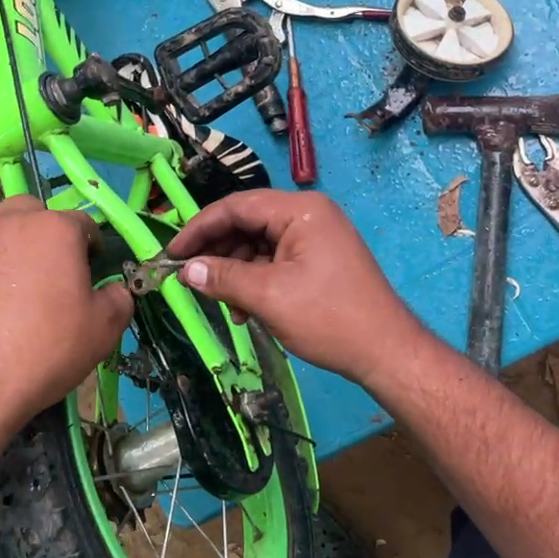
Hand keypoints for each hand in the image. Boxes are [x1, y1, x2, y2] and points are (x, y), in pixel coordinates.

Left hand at [0, 196, 131, 427]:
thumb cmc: (41, 352)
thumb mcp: (102, 332)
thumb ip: (118, 300)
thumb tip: (116, 291)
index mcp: (55, 229)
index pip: (84, 224)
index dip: (92, 250)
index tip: (90, 277)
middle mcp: (11, 221)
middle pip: (35, 214)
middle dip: (47, 235)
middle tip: (50, 277)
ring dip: (11, 244)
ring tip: (13, 287)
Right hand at [169, 190, 427, 384]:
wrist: (387, 352)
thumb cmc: (328, 317)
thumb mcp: (268, 297)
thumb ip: (223, 278)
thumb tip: (185, 270)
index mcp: (300, 209)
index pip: (237, 205)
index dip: (200, 228)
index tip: (171, 252)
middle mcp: (309, 214)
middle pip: (248, 223)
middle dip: (218, 253)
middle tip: (190, 279)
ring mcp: (316, 236)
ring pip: (259, 244)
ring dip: (236, 272)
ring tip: (225, 305)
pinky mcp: (319, 259)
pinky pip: (276, 260)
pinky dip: (256, 281)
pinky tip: (246, 310)